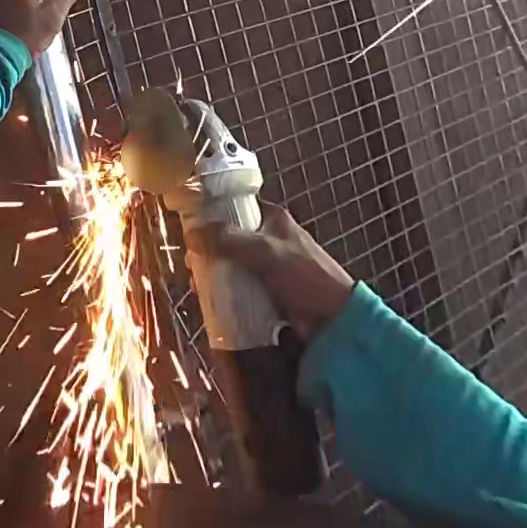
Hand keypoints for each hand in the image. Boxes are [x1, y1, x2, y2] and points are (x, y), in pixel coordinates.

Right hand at [192, 205, 354, 340]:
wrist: (336, 323)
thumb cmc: (305, 276)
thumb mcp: (264, 251)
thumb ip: (227, 239)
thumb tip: (190, 232)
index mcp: (273, 219)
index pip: (236, 204)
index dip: (212, 209)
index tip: (190, 220)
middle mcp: (268, 238)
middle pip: (229, 235)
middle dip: (208, 245)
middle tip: (191, 256)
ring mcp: (268, 265)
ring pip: (231, 260)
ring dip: (214, 268)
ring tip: (196, 278)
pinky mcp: (266, 289)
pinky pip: (238, 282)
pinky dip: (224, 286)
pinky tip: (209, 293)